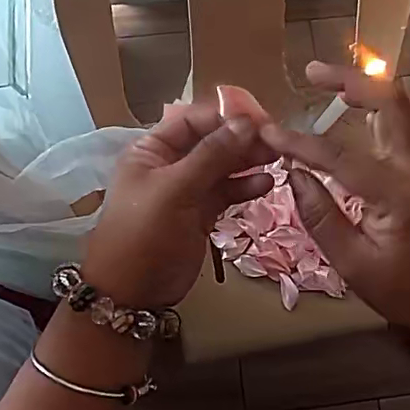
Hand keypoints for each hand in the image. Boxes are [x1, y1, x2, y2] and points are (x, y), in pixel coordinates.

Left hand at [82, 101, 275, 308]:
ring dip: (248, 161)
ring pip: (223, 166)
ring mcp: (187, 190)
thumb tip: (245, 123)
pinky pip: (226, 192)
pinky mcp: (201, 213)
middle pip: (211, 141)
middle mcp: (170, 164)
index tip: (259, 120)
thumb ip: (212, 155)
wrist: (131, 291)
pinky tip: (267, 183)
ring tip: (278, 158)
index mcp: (152, 149)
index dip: (224, 117)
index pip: (192, 120)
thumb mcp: (175, 189)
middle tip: (276, 141)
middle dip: (242, 140)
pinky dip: (245, 187)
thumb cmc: (143, 232)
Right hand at [260, 61, 409, 336]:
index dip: (299, 142)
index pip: (338, 155)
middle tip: (312, 72)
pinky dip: (389, 100)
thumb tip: (295, 174)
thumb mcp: (352, 264)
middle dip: (350, 80)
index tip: (268, 132)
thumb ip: (320, 216)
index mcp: (396, 192)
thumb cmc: (404, 290)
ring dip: (374, 85)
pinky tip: (364, 107)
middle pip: (390, 102)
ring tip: (338, 84)